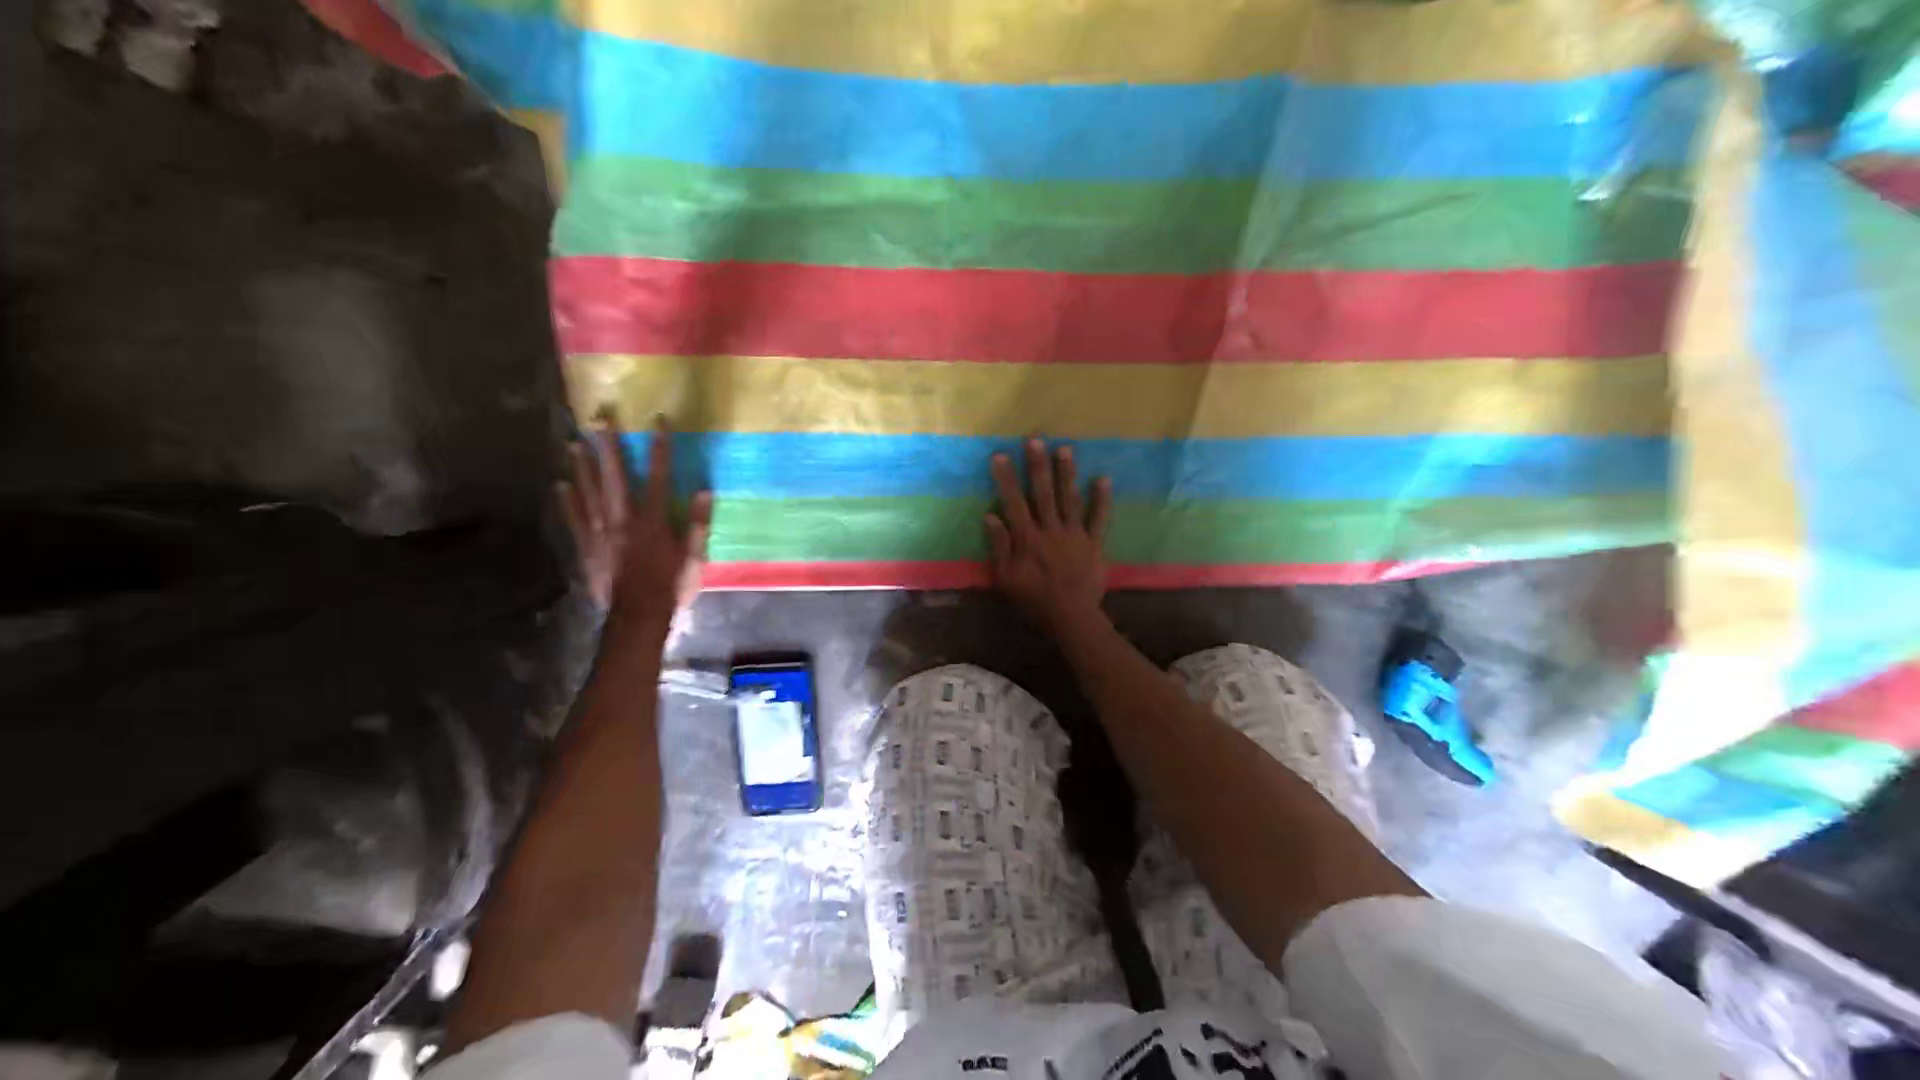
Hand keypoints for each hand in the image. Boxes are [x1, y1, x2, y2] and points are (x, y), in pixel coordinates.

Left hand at [559, 419, 711, 637]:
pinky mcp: (586, 548)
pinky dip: (567, 501)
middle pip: (615, 477)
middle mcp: (623, 520)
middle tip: (598, 420)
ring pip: (589, 493)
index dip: (660, 449)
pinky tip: (560, 484)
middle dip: (608, 447)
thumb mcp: (693, 558)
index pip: (659, 477)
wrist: (637, 618)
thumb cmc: (670, 588)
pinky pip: (574, 519)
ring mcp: (600, 533)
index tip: (659, 422)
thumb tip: (705, 490)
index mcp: (652, 521)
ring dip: (581, 467)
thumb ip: (698, 524)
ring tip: (572, 442)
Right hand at [986, 438, 1112, 635]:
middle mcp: (1050, 530)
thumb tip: (990, 515)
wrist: (1072, 617)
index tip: (1001, 456)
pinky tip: (1102, 479)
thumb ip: (999, 546)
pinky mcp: (1093, 543)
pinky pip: (1099, 518)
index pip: (1014, 503)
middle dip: (1037, 465)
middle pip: (1042, 493)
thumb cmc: (1034, 600)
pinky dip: (1101, 499)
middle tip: (1035, 440)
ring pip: (1069, 499)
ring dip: (1066, 473)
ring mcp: (1074, 535)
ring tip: (1064, 448)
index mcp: (1027, 538)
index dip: (1006, 479)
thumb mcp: (1006, 578)